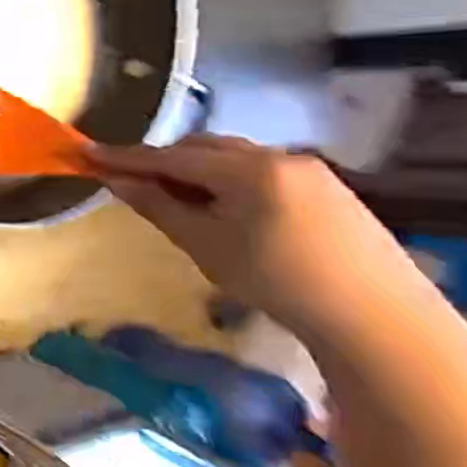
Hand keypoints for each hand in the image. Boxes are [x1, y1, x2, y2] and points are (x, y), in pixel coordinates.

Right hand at [89, 136, 446, 341]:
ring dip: (199, 171)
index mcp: (246, 167)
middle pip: (204, 147)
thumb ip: (159, 206)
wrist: (378, 319)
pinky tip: (227, 211)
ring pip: (235, 158)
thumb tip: (117, 181)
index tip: (88, 153)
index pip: (171, 155)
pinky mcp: (329, 190)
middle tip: (133, 182)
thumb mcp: (205, 245)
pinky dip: (230, 181)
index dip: (126, 156)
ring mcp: (309, 170)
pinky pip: (262, 172)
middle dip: (164, 160)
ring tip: (178, 200)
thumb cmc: (276, 281)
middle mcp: (278, 156)